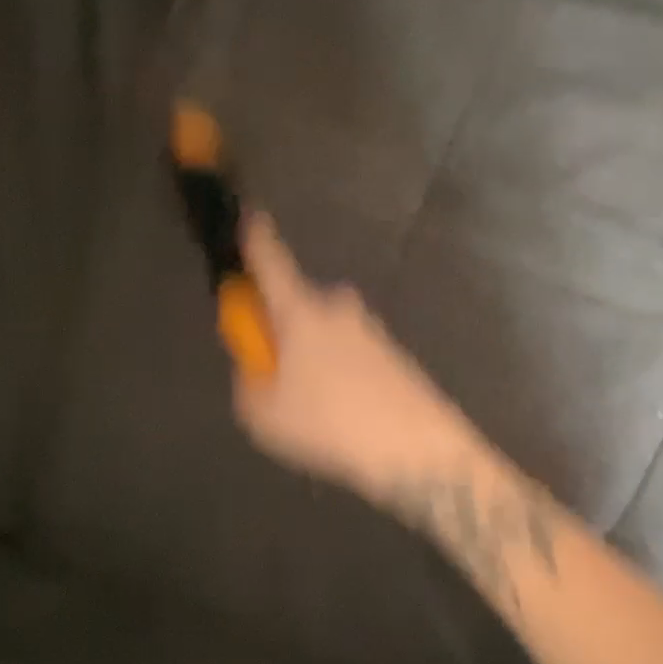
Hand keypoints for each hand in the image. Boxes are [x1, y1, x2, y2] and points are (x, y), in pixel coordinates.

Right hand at [232, 213, 482, 503]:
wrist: (415, 446)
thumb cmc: (328, 422)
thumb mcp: (262, 414)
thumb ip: (248, 381)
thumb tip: (256, 367)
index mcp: (300, 310)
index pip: (270, 261)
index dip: (254, 239)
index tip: (247, 218)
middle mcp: (337, 306)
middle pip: (297, 307)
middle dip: (283, 333)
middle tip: (277, 380)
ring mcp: (369, 327)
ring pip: (324, 337)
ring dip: (314, 361)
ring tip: (316, 412)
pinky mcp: (391, 352)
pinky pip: (349, 357)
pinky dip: (340, 377)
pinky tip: (344, 416)